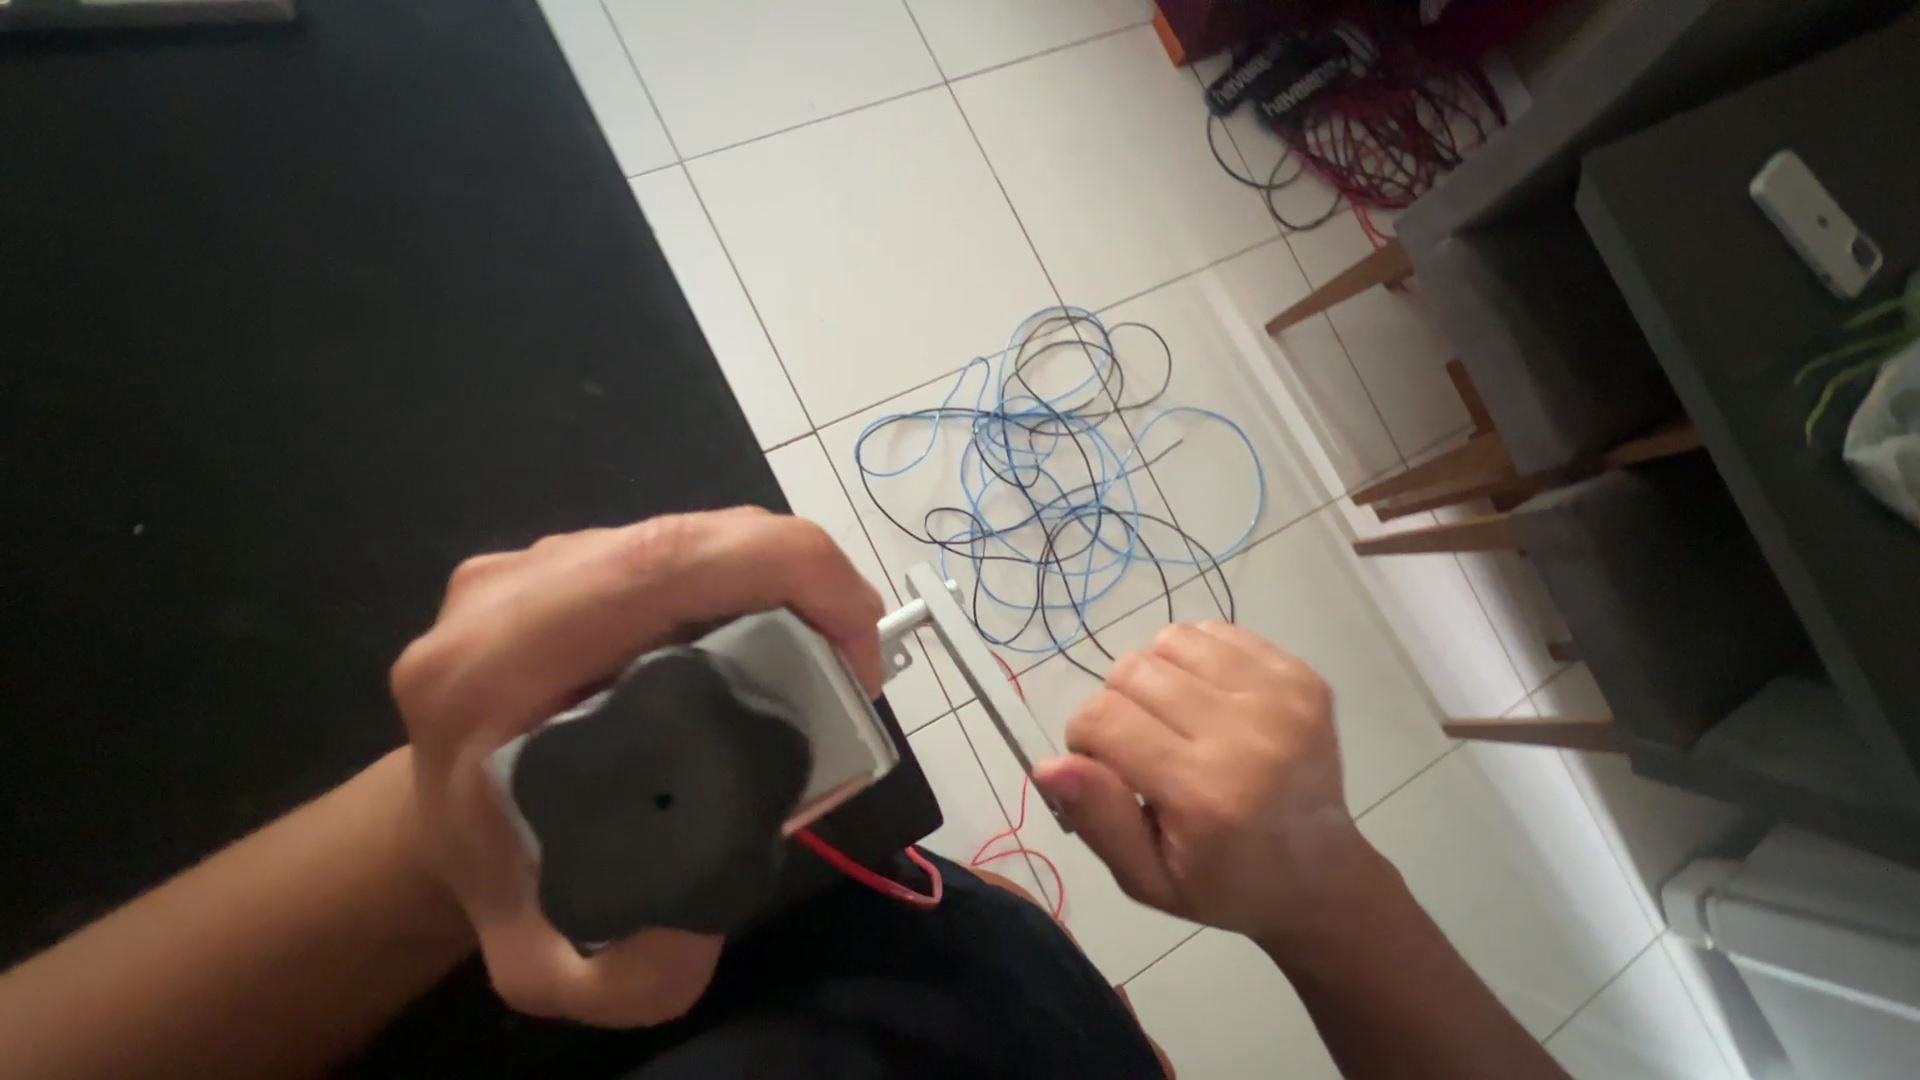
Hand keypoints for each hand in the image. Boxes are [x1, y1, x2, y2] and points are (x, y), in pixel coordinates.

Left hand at [390, 508, 885, 1026]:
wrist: (433, 810)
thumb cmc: (497, 862)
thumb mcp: (549, 956)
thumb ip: (638, 968)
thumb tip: (717, 906)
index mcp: (497, 660)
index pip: (674, 565)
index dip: (800, 580)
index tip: (859, 664)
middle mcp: (511, 589)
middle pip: (702, 535)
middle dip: (813, 582)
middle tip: (856, 666)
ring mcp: (539, 561)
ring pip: (700, 532)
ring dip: (785, 580)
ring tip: (823, 657)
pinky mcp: (570, 558)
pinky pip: (685, 547)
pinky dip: (752, 579)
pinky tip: (772, 638)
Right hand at [1033, 621, 1386, 947]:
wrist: (1319, 876)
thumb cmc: (1221, 883)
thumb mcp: (1145, 878)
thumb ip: (1096, 818)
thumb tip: (1047, 764)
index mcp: (1205, 791)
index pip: (1102, 718)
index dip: (1085, 738)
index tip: (1106, 768)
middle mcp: (1247, 734)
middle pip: (1131, 670)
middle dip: (1117, 706)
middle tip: (1144, 748)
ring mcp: (1281, 697)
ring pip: (1169, 641)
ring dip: (1155, 676)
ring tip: (1177, 720)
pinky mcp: (1303, 676)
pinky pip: (1214, 632)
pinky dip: (1195, 660)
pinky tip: (1210, 701)